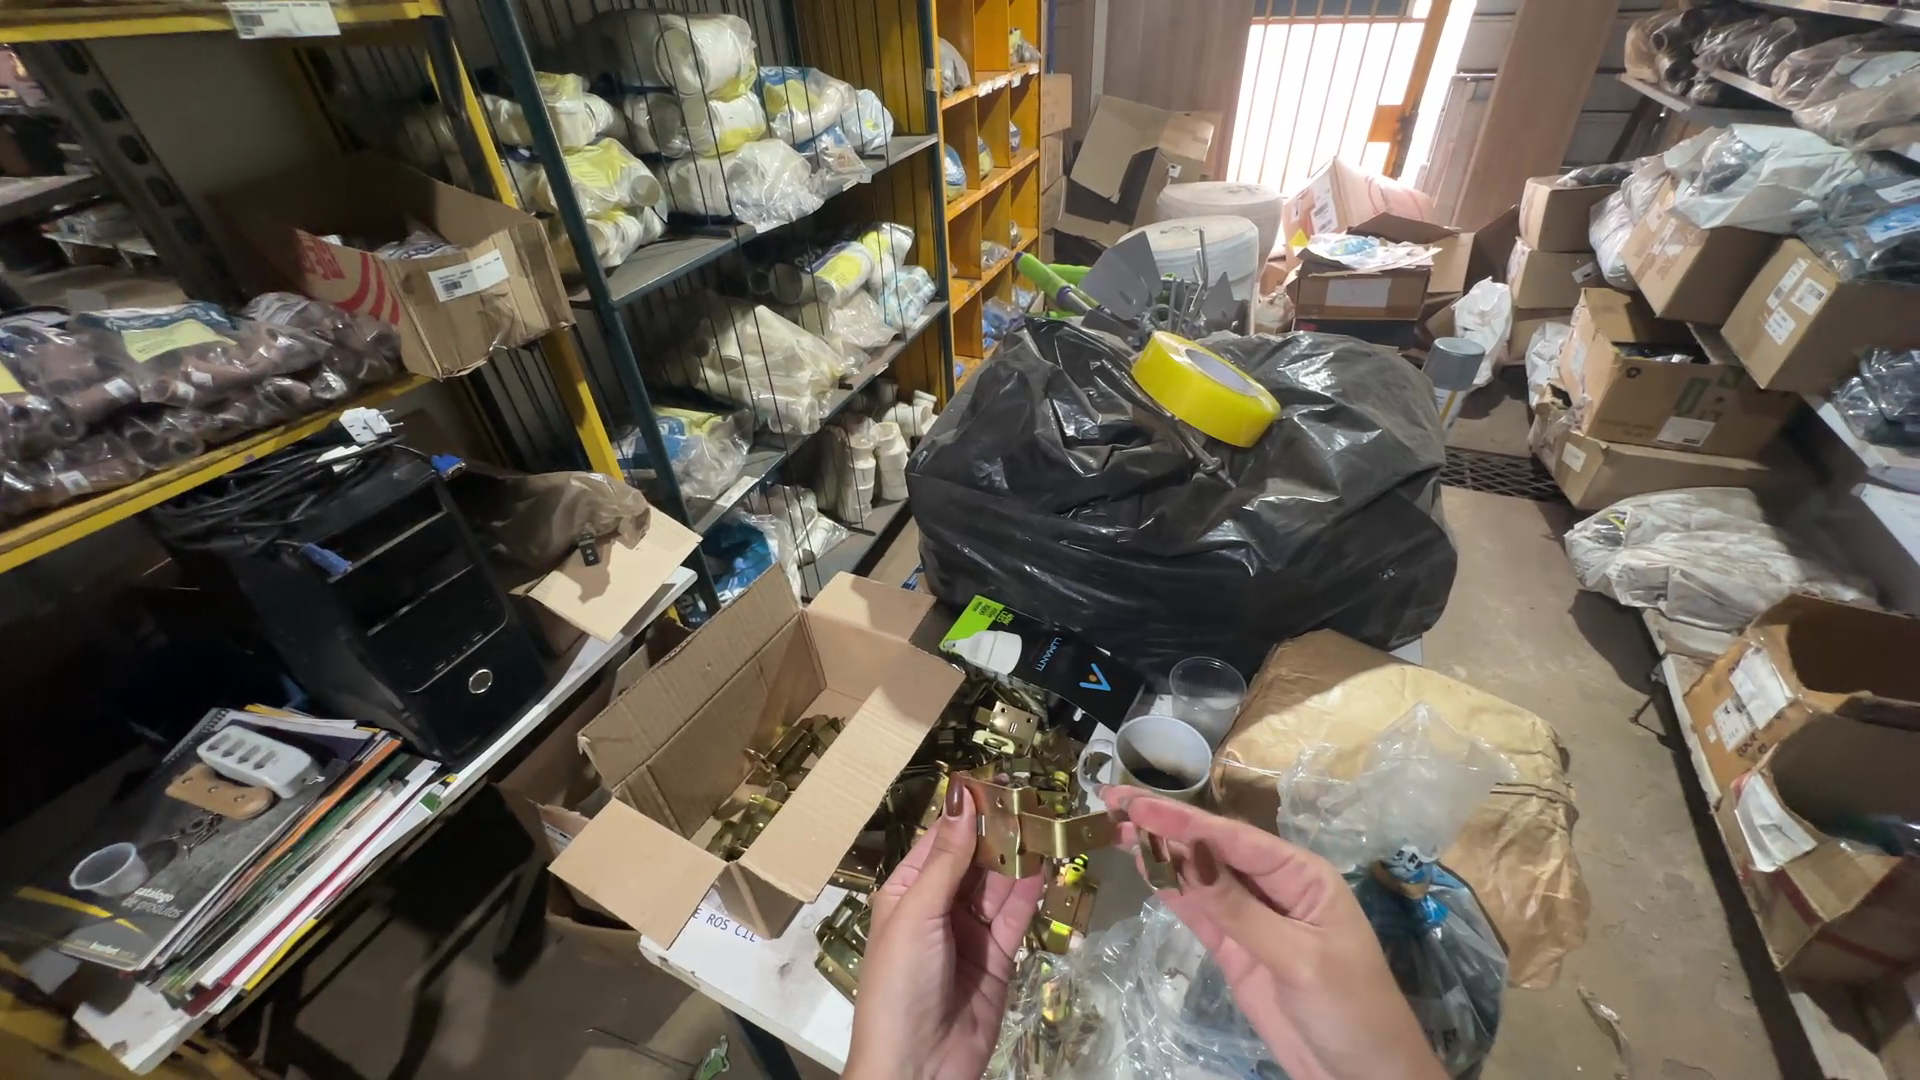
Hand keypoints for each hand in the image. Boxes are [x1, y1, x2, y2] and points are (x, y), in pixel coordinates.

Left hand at [844, 783, 1045, 1079]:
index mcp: (908, 890)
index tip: (996, 781)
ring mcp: (970, 930)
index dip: (967, 811)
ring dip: (1018, 855)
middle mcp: (939, 904)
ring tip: (1045, 821)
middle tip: (1031, 798)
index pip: (941, 839)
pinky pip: (1015, 915)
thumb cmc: (901, 982)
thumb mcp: (917, 912)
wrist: (918, 1071)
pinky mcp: (998, 956)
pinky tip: (1046, 863)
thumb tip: (961, 796)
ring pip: (998, 883)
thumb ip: (947, 858)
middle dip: (999, 830)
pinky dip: (1030, 890)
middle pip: (974, 858)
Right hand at [1107, 787, 1446, 1079]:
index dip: (1183, 820)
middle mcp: (1271, 883)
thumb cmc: (1353, 1012)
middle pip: (1209, 847)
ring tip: (1115, 827)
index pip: (1233, 838)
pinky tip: (1142, 865)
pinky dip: (1167, 887)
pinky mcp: (1232, 945)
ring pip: (1195, 874)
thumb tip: (1189, 857)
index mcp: (1299, 873)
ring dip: (1157, 851)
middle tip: (1114, 801)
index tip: (1138, 805)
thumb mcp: (1299, 959)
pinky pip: (1195, 908)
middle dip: (1162, 824)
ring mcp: (1248, 914)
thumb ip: (1239, 909)